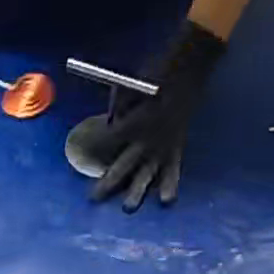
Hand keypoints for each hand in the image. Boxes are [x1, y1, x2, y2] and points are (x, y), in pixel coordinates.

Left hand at [85, 21, 225, 209]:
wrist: (191, 65)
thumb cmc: (156, 73)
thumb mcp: (129, 87)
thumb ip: (116, 109)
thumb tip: (109, 124)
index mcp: (133, 123)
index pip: (106, 142)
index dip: (92, 147)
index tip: (82, 152)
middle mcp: (146, 139)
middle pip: (122, 166)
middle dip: (107, 183)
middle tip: (94, 198)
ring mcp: (162, 146)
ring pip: (146, 173)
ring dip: (136, 191)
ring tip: (127, 208)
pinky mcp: (176, 147)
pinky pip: (173, 168)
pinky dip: (170, 184)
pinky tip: (167, 200)